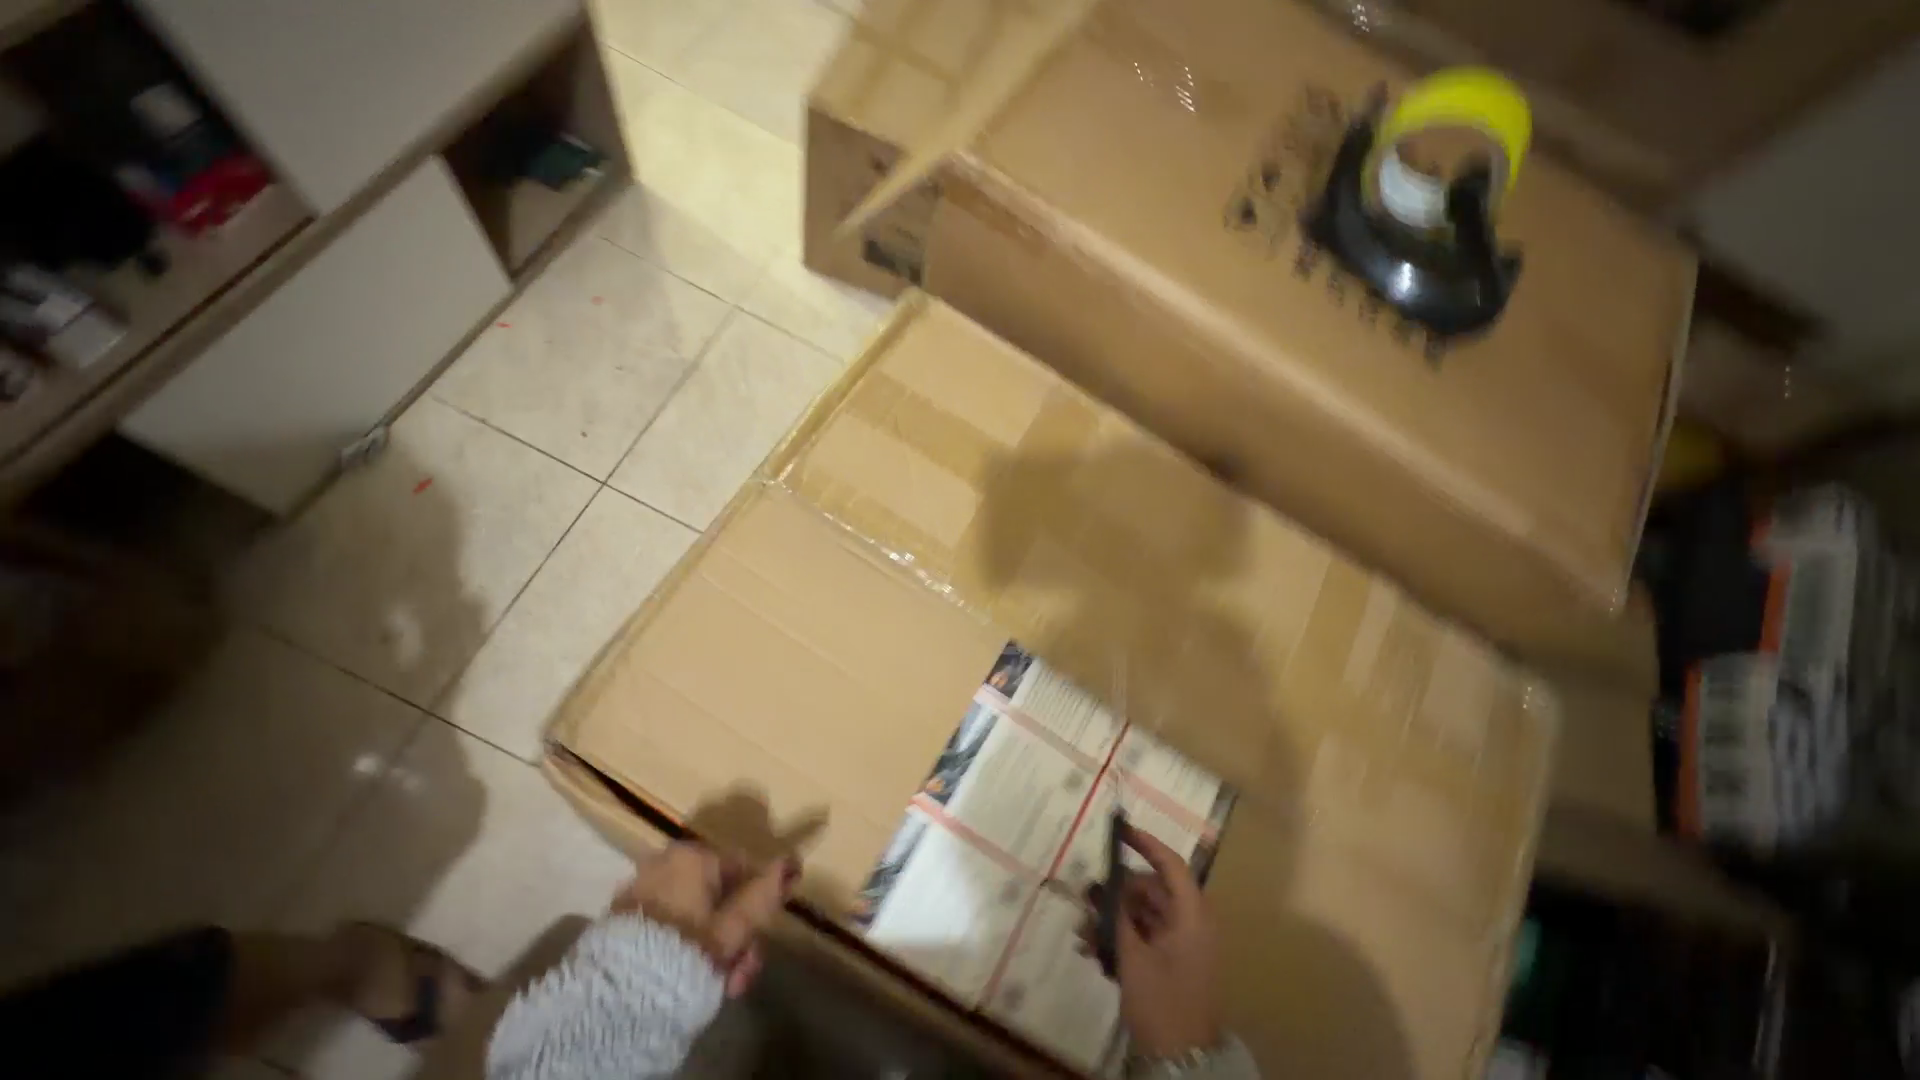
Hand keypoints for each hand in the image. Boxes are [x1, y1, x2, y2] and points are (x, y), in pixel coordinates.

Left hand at [611, 842, 798, 998]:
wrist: (617, 994)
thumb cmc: (685, 950)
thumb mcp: (735, 927)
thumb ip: (765, 894)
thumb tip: (790, 861)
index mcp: (693, 856)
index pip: (742, 869)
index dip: (760, 903)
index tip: (763, 938)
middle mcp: (665, 862)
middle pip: (718, 896)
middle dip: (737, 935)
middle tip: (741, 971)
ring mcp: (642, 889)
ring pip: (694, 914)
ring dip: (714, 947)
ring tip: (721, 983)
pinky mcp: (624, 917)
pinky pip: (669, 924)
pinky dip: (684, 945)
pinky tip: (692, 976)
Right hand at [1080, 825, 1221, 1058]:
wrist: (1182, 1062)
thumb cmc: (1162, 1002)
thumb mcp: (1133, 959)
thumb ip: (1116, 918)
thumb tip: (1101, 887)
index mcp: (1192, 917)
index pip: (1172, 866)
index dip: (1147, 845)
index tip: (1119, 832)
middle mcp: (1191, 924)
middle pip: (1151, 891)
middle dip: (1116, 894)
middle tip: (1085, 900)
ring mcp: (1183, 945)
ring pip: (1143, 916)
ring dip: (1113, 920)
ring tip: (1083, 935)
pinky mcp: (1172, 964)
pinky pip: (1144, 937)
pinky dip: (1121, 939)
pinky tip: (1094, 951)